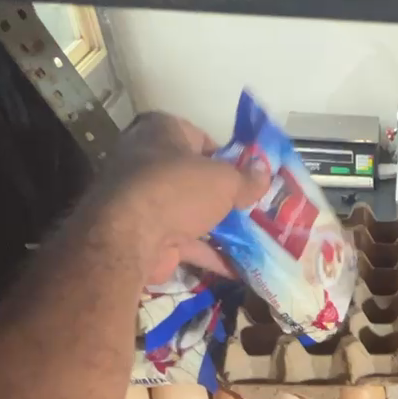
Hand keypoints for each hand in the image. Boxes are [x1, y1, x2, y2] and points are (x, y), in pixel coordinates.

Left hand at [92, 112, 265, 283]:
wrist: (131, 236)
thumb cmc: (177, 190)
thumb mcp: (223, 180)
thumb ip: (247, 179)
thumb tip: (266, 174)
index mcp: (161, 131)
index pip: (200, 138)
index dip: (228, 158)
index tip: (250, 178)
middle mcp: (150, 160)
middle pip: (197, 178)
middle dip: (226, 197)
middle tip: (255, 210)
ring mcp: (148, 200)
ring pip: (193, 212)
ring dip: (221, 228)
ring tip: (255, 240)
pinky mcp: (150, 234)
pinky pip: (189, 242)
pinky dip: (212, 254)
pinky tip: (240, 267)